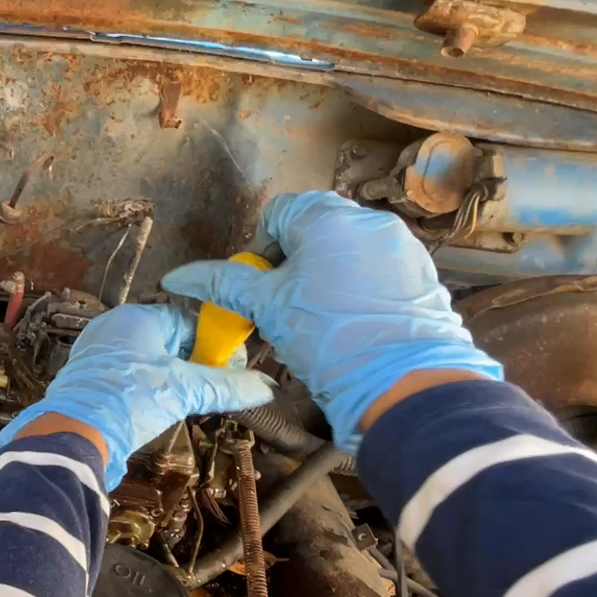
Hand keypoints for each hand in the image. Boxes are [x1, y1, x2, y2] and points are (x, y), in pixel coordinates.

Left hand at [0, 303, 275, 487]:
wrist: (76, 432)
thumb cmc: (131, 400)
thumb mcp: (186, 390)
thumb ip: (227, 386)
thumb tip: (266, 388)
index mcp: (137, 316)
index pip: (188, 320)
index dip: (214, 344)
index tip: (234, 369)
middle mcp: (113, 325)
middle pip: (167, 338)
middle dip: (193, 362)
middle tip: (213, 387)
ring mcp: (96, 349)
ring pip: (146, 356)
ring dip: (170, 376)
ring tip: (187, 400)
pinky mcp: (86, 372)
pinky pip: (126, 371)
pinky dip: (145, 384)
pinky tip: (155, 405)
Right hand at [161, 191, 500, 453]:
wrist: (403, 383)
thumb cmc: (325, 335)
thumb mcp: (263, 307)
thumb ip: (220, 283)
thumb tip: (174, 277)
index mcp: (327, 219)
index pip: (279, 212)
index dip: (261, 247)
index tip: (261, 284)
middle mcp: (368, 221)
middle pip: (313, 228)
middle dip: (292, 261)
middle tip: (283, 303)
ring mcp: (401, 247)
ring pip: (345, 249)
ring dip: (323, 274)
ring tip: (316, 318)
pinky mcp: (422, 275)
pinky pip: (376, 269)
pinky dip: (355, 287)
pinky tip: (349, 324)